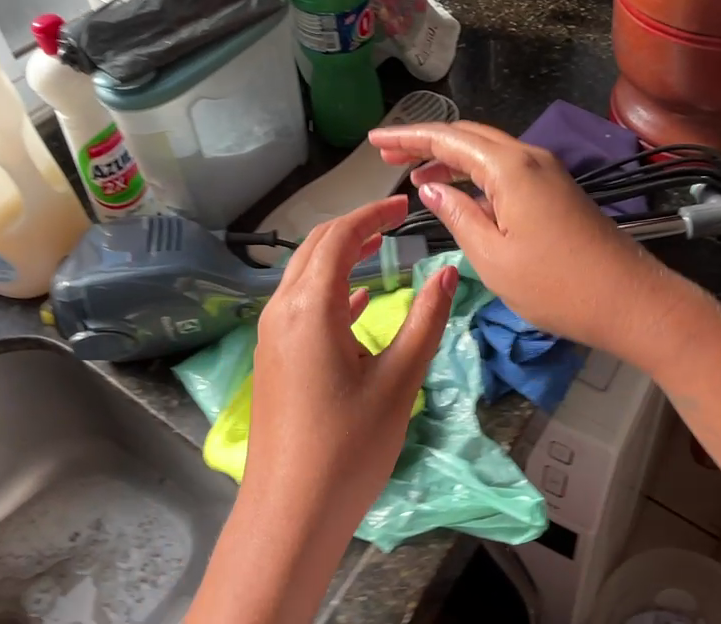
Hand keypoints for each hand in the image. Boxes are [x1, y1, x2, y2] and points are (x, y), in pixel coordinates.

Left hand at [188, 196, 455, 623]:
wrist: (289, 516)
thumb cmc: (349, 447)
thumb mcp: (399, 379)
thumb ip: (426, 318)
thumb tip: (448, 270)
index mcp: (310, 307)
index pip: (338, 237)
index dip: (372, 214)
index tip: (405, 204)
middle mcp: (281, 312)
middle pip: (314, 248)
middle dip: (354, 227)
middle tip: (395, 220)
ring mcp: (271, 337)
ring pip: (303, 275)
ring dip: (339, 255)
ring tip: (379, 249)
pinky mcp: (273, 360)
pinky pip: (299, 304)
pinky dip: (329, 289)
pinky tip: (356, 301)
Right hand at [369, 121, 681, 355]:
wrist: (629, 299)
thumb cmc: (556, 285)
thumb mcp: (493, 257)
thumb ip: (458, 216)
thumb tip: (432, 188)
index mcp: (510, 167)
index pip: (448, 139)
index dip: (408, 137)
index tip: (374, 140)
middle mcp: (530, 157)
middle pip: (469, 137)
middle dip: (426, 143)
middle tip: (388, 156)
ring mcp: (548, 172)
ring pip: (489, 152)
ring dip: (451, 159)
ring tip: (414, 176)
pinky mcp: (557, 190)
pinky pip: (506, 169)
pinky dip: (476, 175)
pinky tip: (460, 195)